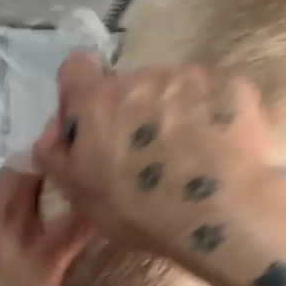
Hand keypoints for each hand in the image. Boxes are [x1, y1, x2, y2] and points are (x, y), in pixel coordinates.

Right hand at [32, 52, 283, 264]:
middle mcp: (141, 77)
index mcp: (97, 101)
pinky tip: (218, 152)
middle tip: (145, 161)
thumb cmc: (138, 210)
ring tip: (188, 160)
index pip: (75, 70)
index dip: (80, 94)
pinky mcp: (234, 85)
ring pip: (174, 91)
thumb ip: (56, 156)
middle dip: (133, 115)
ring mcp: (191, 77)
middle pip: (129, 88)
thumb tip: (51, 133)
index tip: (92, 124)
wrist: (221, 215)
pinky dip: (212, 116)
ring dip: (173, 115)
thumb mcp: (79, 194)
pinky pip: (215, 96)